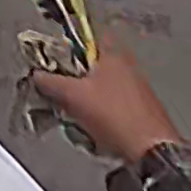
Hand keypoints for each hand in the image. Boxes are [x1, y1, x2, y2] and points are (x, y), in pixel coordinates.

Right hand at [30, 41, 184, 163]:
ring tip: (74, 109)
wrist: (155, 156)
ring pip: (102, 84)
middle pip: (92, 62)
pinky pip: (114, 102)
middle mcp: (129, 66)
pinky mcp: (146, 112)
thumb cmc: (112, 114)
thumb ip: (48, 81)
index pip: (87, 34)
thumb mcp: (71, 95)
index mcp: (113, 53)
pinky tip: (94, 125)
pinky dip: (102, 109)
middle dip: (74, 73)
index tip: (54, 52)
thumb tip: (35, 74)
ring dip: (86, 93)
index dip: (69, 40)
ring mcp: (140, 90)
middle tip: (60, 85)